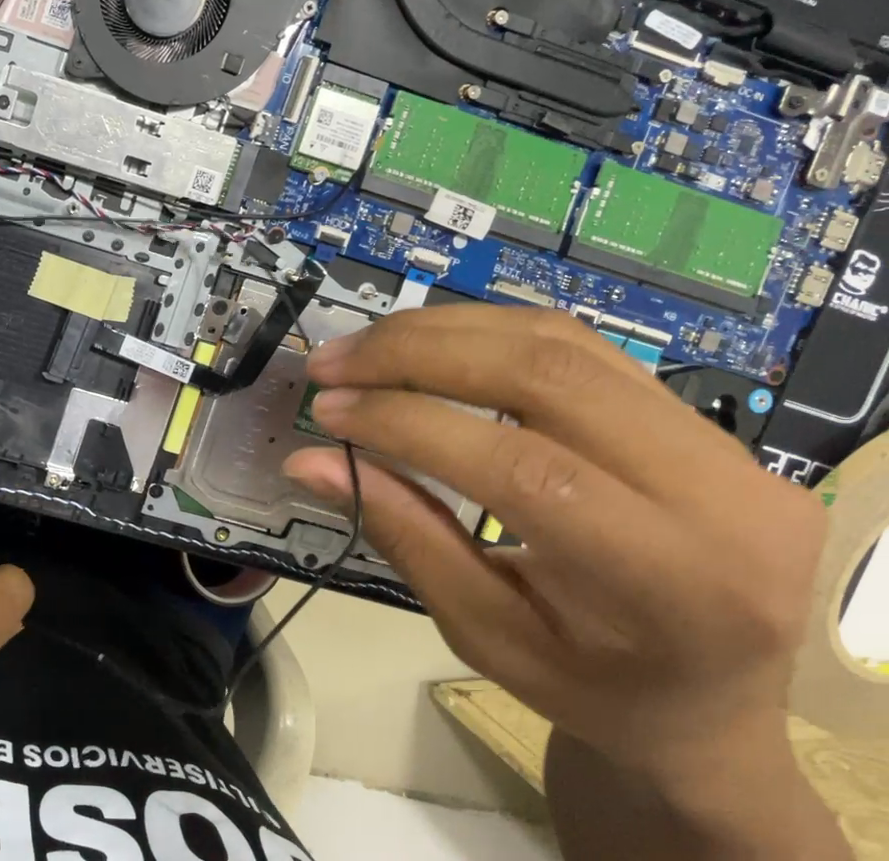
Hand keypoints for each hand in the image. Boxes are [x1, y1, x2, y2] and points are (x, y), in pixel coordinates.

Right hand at [281, 306, 826, 784]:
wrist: (711, 701)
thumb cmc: (591, 688)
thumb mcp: (484, 632)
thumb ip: (404, 534)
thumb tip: (308, 463)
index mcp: (671, 579)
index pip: (522, 468)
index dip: (410, 425)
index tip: (327, 410)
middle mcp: (721, 495)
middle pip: (550, 376)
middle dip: (418, 354)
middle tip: (332, 364)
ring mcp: (724, 446)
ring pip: (564, 343)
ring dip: (445, 332)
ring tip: (364, 348)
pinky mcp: (701, 419)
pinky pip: (581, 347)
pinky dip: (486, 334)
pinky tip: (425, 347)